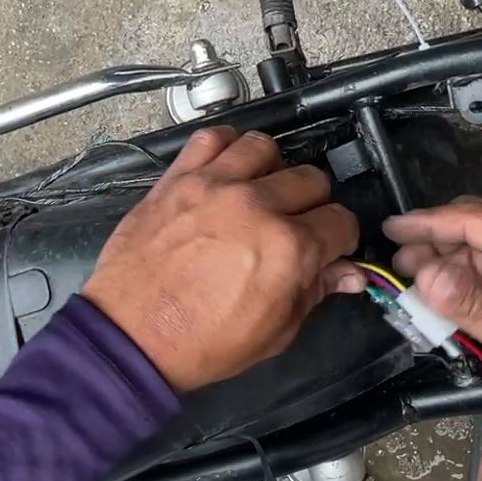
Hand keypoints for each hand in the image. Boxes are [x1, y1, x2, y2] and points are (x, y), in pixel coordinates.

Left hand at [82, 128, 363, 391]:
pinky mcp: (178, 177)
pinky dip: (225, 145)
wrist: (132, 334)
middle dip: (312, 204)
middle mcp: (256, 205)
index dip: (340, 237)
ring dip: (271, 168)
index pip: (341, 221)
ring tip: (260, 190)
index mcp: (288, 248)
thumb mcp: (274, 332)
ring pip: (265, 147)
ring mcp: (214, 184)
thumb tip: (350, 273)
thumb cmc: (204, 342)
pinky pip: (211, 137)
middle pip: (311, 179)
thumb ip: (315, 292)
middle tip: (294, 223)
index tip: (328, 245)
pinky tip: (226, 167)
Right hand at [385, 199, 481, 450]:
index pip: (473, 219)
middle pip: (478, 227)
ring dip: (451, 264)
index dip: (425, 223)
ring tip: (417, 287)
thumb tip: (423, 273)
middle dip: (434, 243)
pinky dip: (472, 282)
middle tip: (397, 267)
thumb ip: (473, 305)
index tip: (388, 230)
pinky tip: (450, 299)